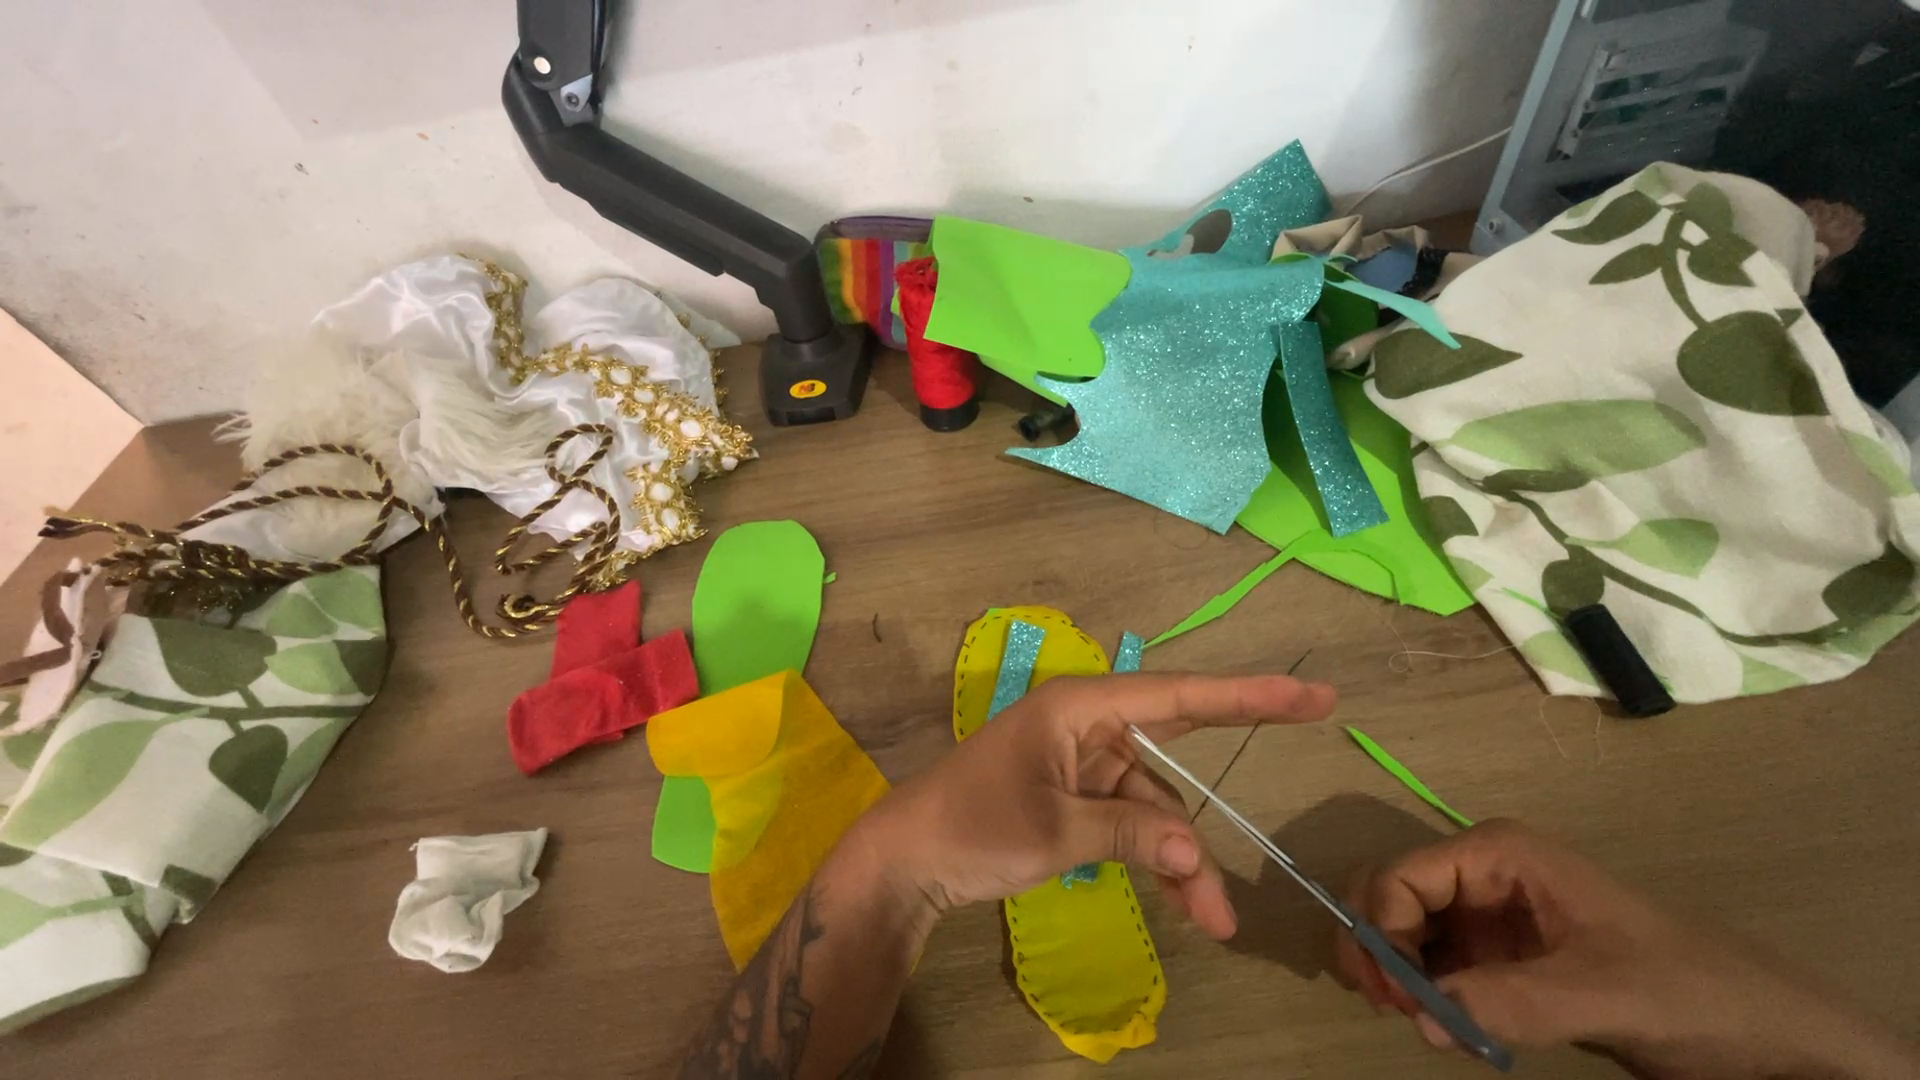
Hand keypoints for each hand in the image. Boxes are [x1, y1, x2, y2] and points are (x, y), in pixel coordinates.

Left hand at [848, 672, 1336, 940]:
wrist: (911, 857)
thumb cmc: (974, 826)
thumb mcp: (1056, 831)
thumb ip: (1132, 835)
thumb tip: (1199, 854)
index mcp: (1079, 706)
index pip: (1176, 694)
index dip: (1246, 693)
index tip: (1307, 690)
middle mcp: (1087, 724)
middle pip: (1177, 738)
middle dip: (1240, 739)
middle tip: (1320, 712)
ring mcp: (1083, 761)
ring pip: (1155, 801)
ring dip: (1181, 855)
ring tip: (1213, 920)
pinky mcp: (1077, 795)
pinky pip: (1131, 819)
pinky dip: (1153, 856)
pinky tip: (1180, 902)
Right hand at [1337, 820, 1919, 1078]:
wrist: (1779, 1038)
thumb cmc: (1696, 993)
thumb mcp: (1607, 995)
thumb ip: (1512, 1002)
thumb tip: (1420, 1018)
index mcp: (1497, 855)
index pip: (1402, 876)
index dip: (1382, 928)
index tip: (1397, 997)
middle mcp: (1480, 874)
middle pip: (1388, 893)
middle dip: (1372, 942)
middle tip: (1384, 1005)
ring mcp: (1487, 915)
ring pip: (1402, 927)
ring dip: (1391, 968)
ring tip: (1409, 1018)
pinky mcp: (1499, 957)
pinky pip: (1433, 963)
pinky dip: (1420, 990)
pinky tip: (1437, 1022)